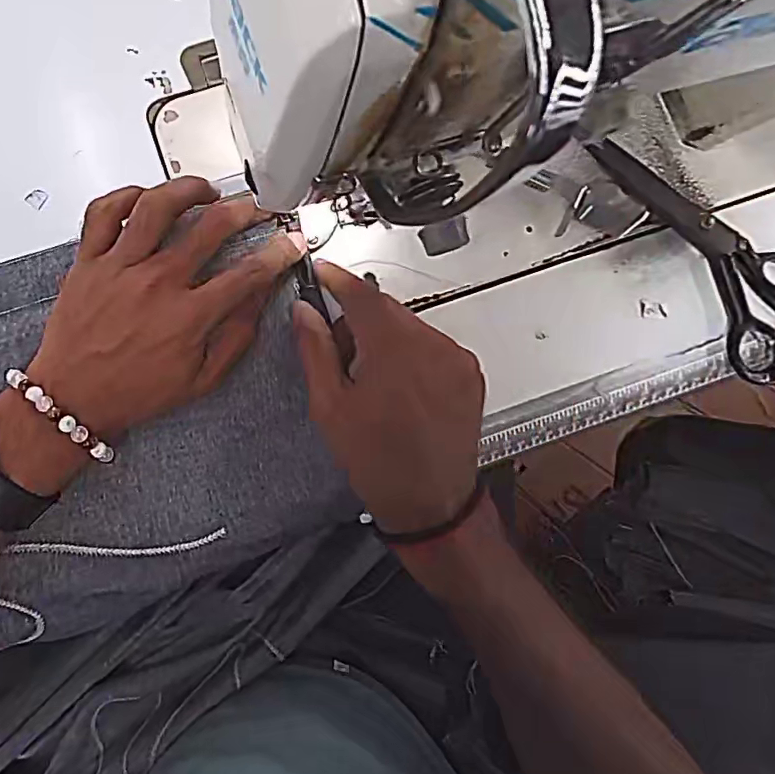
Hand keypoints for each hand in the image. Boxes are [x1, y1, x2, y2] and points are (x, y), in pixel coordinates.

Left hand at [0, 178, 304, 495]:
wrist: (74, 398)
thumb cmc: (131, 391)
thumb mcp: (200, 380)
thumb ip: (236, 337)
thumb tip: (259, 299)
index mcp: (187, 316)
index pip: (247, 272)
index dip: (277, 253)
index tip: (287, 243)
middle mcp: (156, 284)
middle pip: (211, 227)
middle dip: (244, 210)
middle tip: (252, 209)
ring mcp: (119, 268)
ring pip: (158, 206)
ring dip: (188, 189)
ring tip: (205, 190)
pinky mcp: (88, 262)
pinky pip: (104, 213)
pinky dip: (125, 196)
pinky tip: (144, 197)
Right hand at [292, 262, 484, 532]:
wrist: (430, 501)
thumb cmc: (381, 463)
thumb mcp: (330, 406)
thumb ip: (316, 350)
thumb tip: (305, 313)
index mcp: (392, 351)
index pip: (362, 293)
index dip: (337, 279)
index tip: (324, 272)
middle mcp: (431, 347)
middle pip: (386, 308)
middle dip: (359, 320)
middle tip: (341, 354)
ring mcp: (454, 359)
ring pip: (409, 325)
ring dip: (385, 338)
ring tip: (373, 382)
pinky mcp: (468, 372)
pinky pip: (431, 344)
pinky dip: (411, 353)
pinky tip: (398, 387)